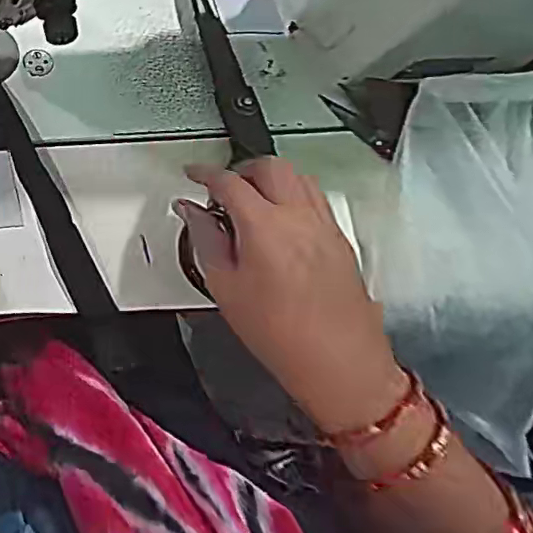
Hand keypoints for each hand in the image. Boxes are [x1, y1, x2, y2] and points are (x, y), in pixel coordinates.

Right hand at [177, 157, 407, 432]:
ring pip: (298, 177)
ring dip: (269, 179)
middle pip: (270, 167)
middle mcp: (300, 220)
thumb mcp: (222, 285)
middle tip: (220, 185)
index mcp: (265, 227)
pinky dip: (291, 196)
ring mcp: (325, 229)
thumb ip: (203, 237)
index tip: (194, 174)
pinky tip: (276, 219)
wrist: (339, 365)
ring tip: (249, 199)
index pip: (228, 181)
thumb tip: (191, 211)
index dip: (204, 173)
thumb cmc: (282, 334)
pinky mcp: (341, 242)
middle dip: (240, 169)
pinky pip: (315, 200)